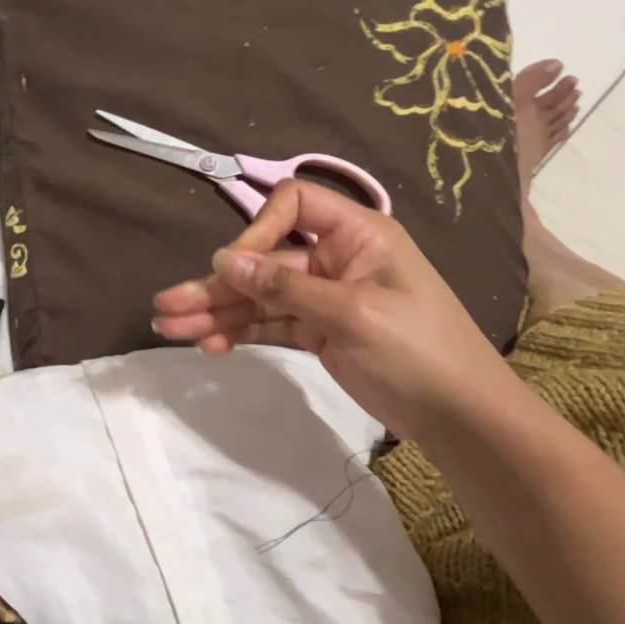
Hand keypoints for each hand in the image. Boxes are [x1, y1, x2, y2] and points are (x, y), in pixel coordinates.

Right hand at [151, 180, 517, 440]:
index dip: (258, 231)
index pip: (293, 207)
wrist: (459, 416)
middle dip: (215, 286)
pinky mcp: (315, 331)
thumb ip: (285, 289)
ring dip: (215, 313)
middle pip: (263, 262)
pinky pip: (266, 325)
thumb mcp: (353, 315)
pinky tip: (208, 346)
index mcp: (358, 236)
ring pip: (256, 297)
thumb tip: (223, 261)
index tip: (233, 268)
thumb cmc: (420, 352)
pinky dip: (238, 334)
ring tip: (169, 329)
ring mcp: (322, 297)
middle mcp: (335, 259)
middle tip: (165, 307)